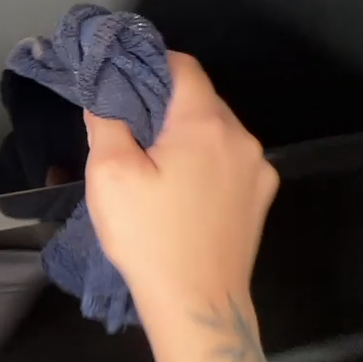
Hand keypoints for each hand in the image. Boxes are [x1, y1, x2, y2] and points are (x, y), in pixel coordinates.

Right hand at [83, 52, 278, 305]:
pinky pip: (225, 160)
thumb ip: (106, 124)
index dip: (149, 61)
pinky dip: (198, 158)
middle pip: (201, 99)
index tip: (118, 74)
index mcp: (205, 125)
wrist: (196, 300)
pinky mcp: (258, 199)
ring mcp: (257, 171)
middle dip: (161, 100)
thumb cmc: (148, 233)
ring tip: (145, 156)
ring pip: (214, 131)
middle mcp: (242, 140)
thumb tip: (103, 97)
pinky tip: (173, 185)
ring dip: (180, 132)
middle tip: (122, 120)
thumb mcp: (109, 173)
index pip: (184, 67)